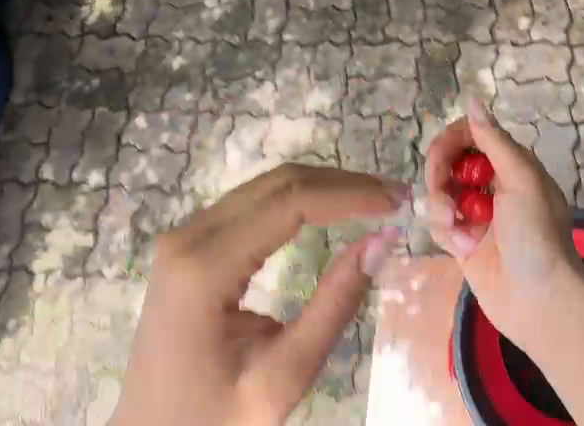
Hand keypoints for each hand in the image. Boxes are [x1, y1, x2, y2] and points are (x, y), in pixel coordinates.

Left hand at [112, 164, 405, 425]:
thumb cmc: (213, 421)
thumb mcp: (281, 377)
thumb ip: (334, 305)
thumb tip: (384, 239)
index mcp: (205, 267)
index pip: (291, 201)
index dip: (350, 193)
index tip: (399, 201)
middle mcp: (188, 236)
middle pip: (279, 182)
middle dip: (343, 183)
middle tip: (395, 197)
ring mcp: (185, 236)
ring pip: (267, 186)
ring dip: (324, 187)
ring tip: (374, 201)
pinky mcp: (190, 245)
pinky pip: (253, 204)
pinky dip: (299, 200)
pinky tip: (332, 210)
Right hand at [423, 100, 583, 344]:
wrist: (539, 301)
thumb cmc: (536, 234)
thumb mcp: (522, 179)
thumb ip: (493, 141)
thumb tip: (473, 101)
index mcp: (511, 164)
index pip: (470, 134)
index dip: (450, 141)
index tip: (440, 158)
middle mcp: (492, 184)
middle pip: (449, 161)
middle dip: (440, 176)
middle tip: (442, 196)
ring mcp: (476, 213)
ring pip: (440, 192)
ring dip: (441, 207)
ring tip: (456, 229)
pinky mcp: (463, 242)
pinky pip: (439, 223)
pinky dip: (444, 231)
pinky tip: (461, 248)